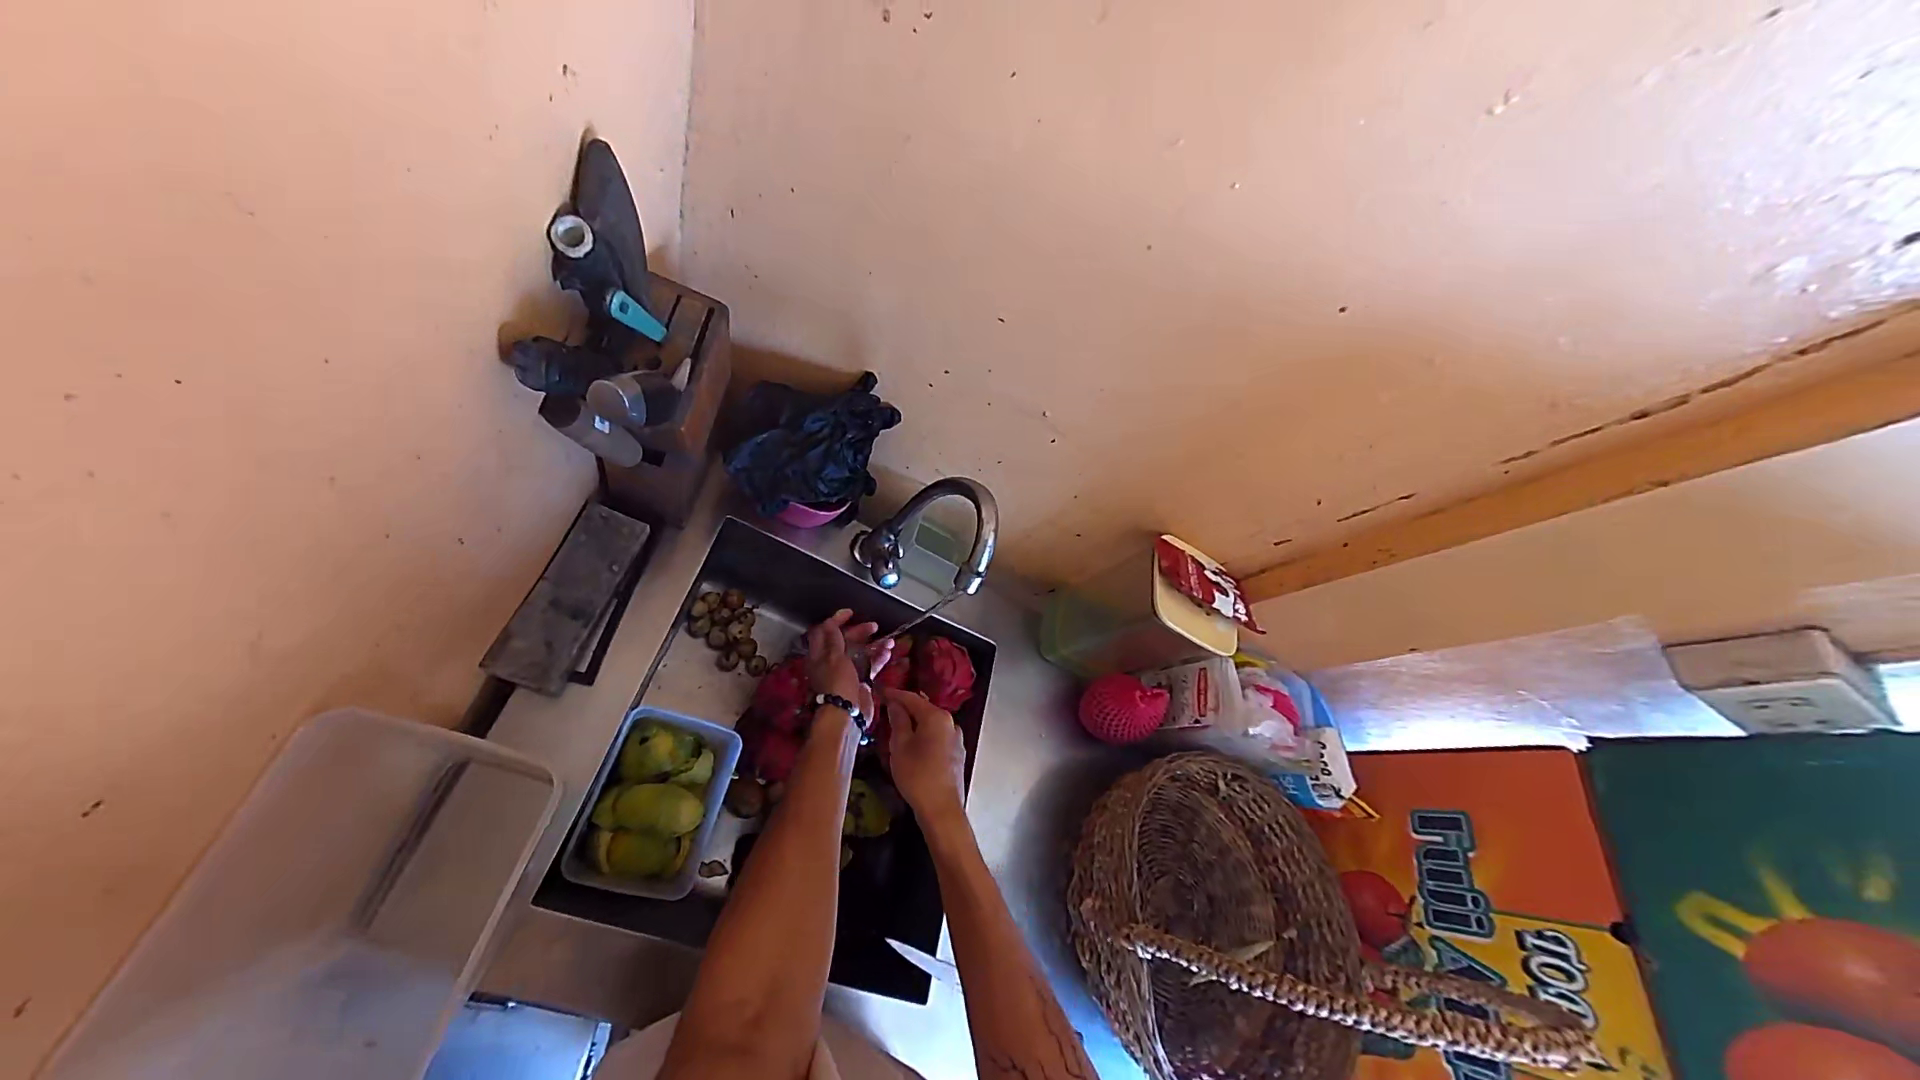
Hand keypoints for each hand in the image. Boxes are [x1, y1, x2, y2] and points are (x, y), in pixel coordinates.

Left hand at [805, 609, 892, 724]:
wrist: (846, 714)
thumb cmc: (837, 683)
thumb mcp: (834, 657)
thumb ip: (834, 638)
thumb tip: (830, 622)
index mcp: (819, 655)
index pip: (825, 632)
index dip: (836, 620)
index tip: (851, 613)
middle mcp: (831, 662)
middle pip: (845, 641)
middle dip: (859, 632)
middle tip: (874, 626)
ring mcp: (847, 672)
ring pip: (860, 653)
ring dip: (874, 645)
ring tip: (889, 641)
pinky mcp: (860, 682)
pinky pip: (870, 665)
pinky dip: (879, 658)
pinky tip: (889, 652)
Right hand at [881, 688, 966, 820]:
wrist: (941, 809)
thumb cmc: (917, 776)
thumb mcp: (900, 746)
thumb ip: (898, 721)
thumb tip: (895, 705)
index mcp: (937, 717)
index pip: (911, 697)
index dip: (893, 693)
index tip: (879, 689)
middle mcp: (950, 723)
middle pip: (924, 708)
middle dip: (905, 706)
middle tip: (885, 706)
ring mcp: (956, 738)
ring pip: (931, 723)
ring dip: (915, 721)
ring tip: (896, 723)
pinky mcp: (956, 753)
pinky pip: (937, 736)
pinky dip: (923, 734)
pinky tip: (912, 741)